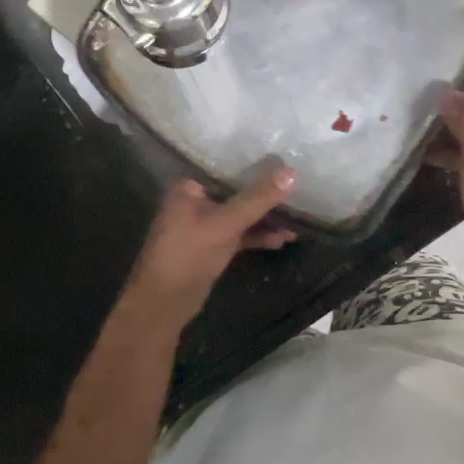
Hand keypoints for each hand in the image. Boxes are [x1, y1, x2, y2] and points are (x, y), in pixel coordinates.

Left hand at [124, 166, 298, 328]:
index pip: (227, 167)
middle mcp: (196, 201)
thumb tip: (292, 172)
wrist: (164, 302)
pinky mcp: (212, 246)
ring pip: (241, 216)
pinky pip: (240, 235)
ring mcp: (204, 225)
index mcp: (189, 187)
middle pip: (237, 192)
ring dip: (266, 219)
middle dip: (266, 195)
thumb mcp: (224, 224)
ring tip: (298, 220)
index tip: (288, 161)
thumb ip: (257, 199)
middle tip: (300, 190)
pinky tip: (283, 240)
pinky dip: (258, 236)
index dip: (257, 165)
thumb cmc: (187, 255)